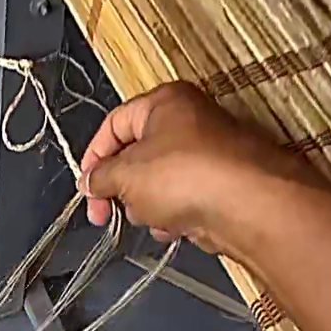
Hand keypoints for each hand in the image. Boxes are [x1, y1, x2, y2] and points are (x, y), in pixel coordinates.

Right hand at [79, 82, 329, 255]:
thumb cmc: (184, 175)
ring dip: (149, 207)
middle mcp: (188, 122)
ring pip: (159, 185)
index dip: (94, 158)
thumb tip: (89, 182)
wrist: (245, 203)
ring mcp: (206, 155)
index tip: (86, 190)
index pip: (114, 125)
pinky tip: (175, 227)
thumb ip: (101, 178)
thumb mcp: (125, 174)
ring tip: (154, 217)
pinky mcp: (219, 187)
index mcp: (163, 103)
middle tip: (111, 212)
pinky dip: (174, 216)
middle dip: (123, 189)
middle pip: (137, 157)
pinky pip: (183, 202)